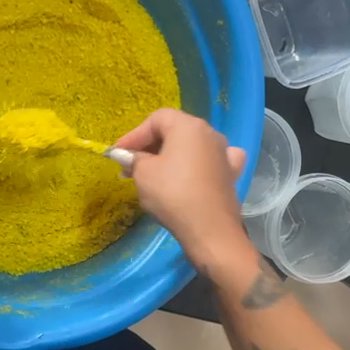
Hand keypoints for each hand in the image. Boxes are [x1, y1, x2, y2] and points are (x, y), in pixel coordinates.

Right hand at [116, 109, 251, 271]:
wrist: (210, 229)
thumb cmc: (172, 194)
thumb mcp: (143, 174)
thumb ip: (133, 158)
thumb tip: (125, 155)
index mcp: (188, 126)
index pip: (156, 120)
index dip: (134, 135)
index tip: (118, 153)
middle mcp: (209, 133)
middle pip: (174, 131)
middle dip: (150, 147)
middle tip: (130, 166)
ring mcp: (224, 153)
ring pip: (192, 147)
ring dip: (171, 156)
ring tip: (153, 174)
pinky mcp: (231, 174)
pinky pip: (211, 161)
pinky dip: (199, 164)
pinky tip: (195, 171)